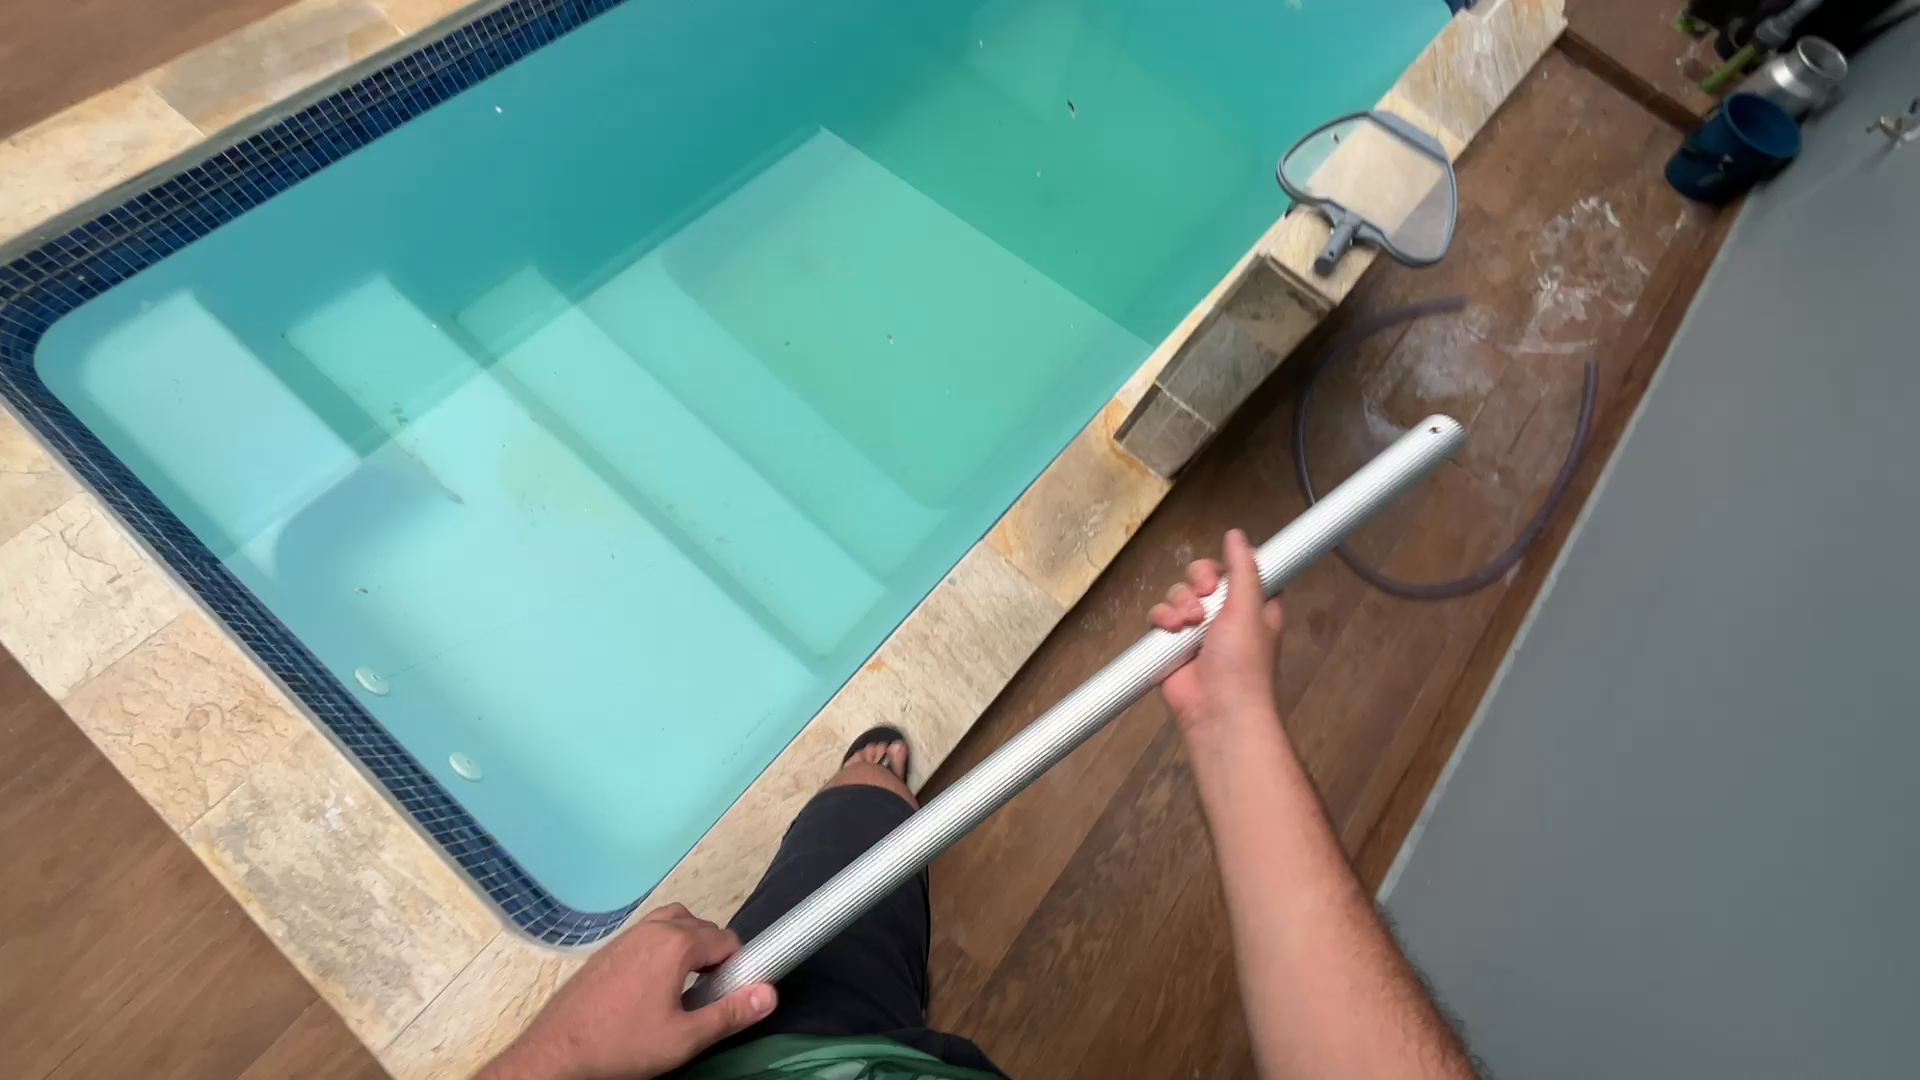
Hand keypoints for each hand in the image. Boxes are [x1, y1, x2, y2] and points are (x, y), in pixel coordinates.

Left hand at [479, 904, 776, 1079]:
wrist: (553, 1057)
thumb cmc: (621, 1047)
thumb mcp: (683, 1040)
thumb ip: (730, 1013)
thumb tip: (771, 994)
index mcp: (678, 942)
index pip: (727, 940)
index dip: (735, 966)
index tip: (725, 995)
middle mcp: (656, 927)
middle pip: (702, 927)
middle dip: (712, 955)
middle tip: (704, 995)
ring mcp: (629, 934)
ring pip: (674, 923)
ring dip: (687, 944)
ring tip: (681, 984)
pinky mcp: (609, 947)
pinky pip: (649, 933)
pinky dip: (661, 946)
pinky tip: (648, 986)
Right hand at [1150, 529, 1284, 736]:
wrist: (1216, 709)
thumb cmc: (1243, 664)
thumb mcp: (1248, 608)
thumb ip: (1242, 570)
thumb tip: (1237, 536)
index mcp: (1253, 607)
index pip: (1238, 571)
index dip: (1226, 566)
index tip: (1222, 573)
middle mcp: (1225, 616)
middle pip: (1203, 578)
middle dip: (1198, 582)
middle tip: (1203, 595)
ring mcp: (1197, 630)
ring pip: (1179, 594)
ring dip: (1180, 603)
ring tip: (1187, 622)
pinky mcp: (1172, 643)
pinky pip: (1160, 616)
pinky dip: (1162, 618)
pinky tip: (1170, 629)